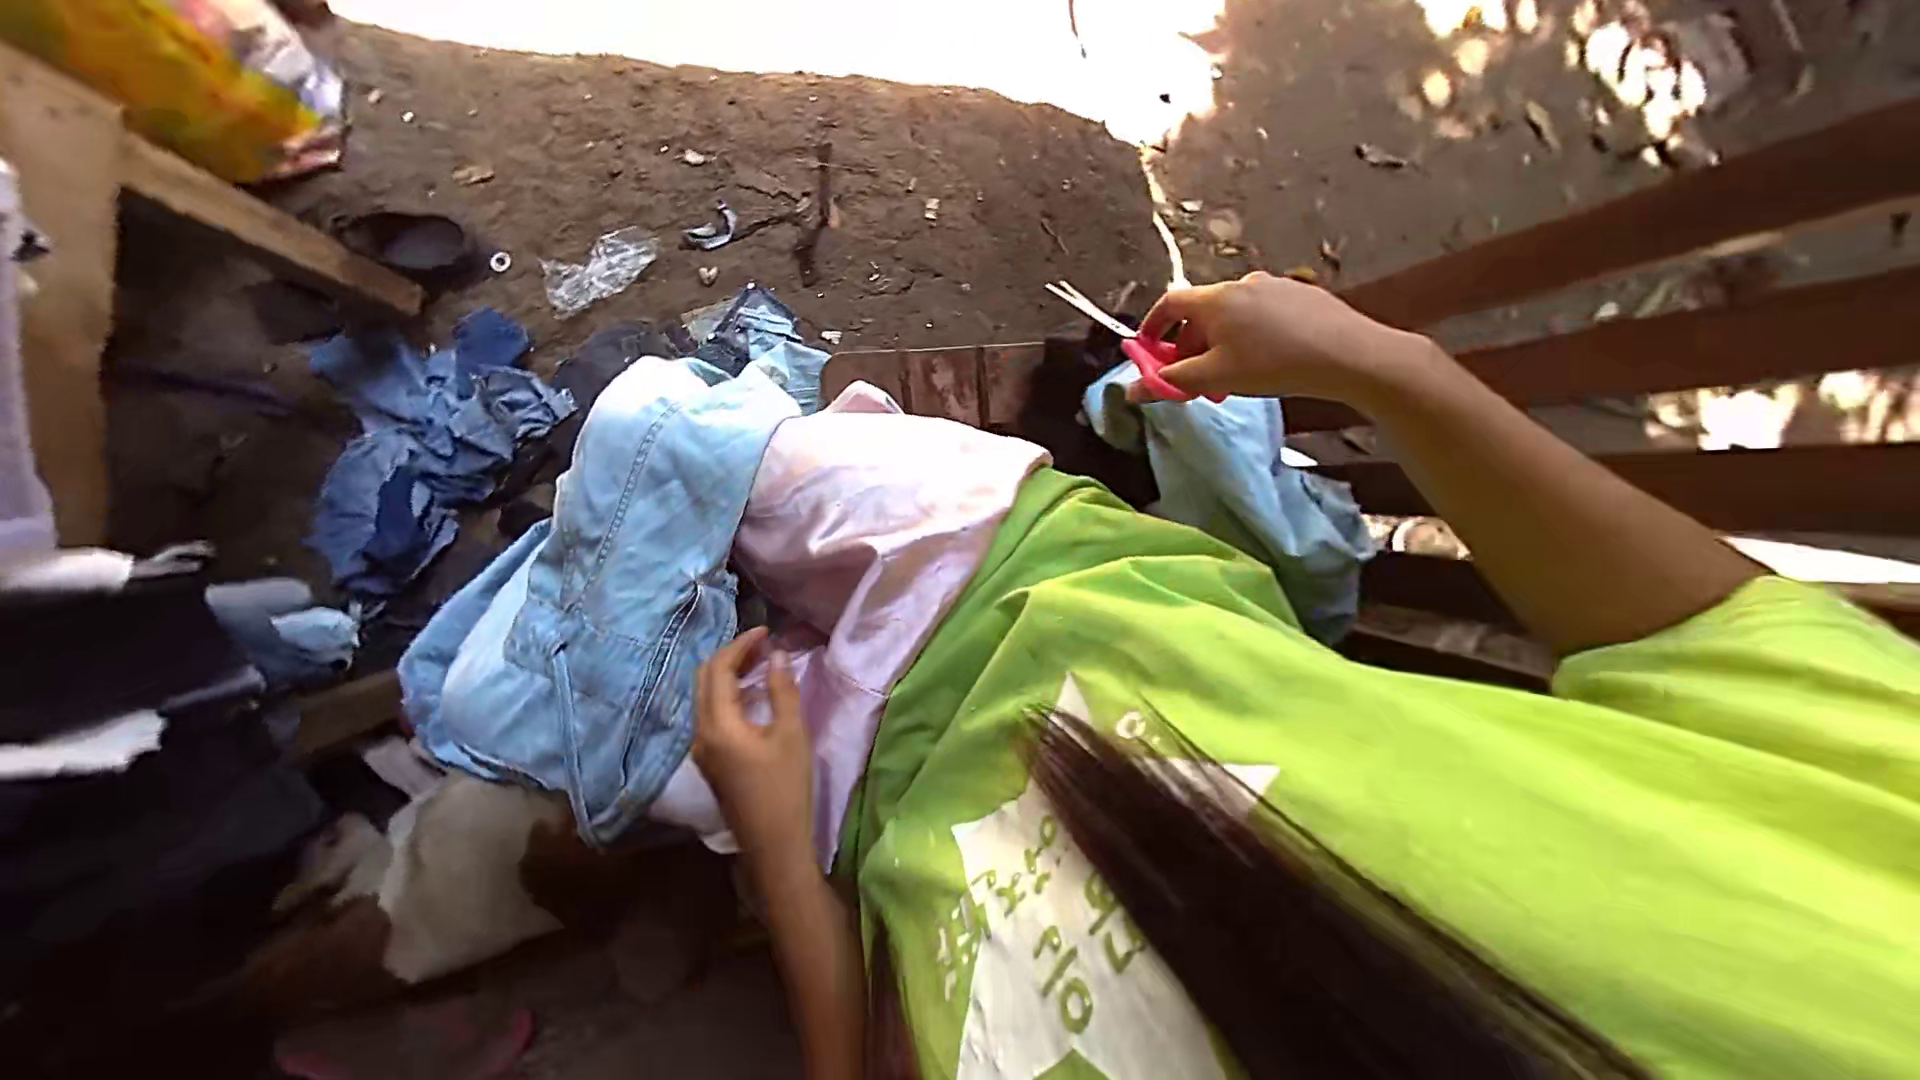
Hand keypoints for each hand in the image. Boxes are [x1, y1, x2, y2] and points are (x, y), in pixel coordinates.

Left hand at [693, 627, 814, 877]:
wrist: (772, 843)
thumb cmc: (785, 786)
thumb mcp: (791, 733)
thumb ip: (782, 690)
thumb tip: (778, 654)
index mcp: (718, 724)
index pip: (719, 669)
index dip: (740, 644)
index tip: (766, 631)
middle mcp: (700, 733)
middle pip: (704, 679)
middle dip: (731, 655)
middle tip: (762, 643)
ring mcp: (701, 749)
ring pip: (705, 697)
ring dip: (728, 674)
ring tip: (760, 662)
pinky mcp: (709, 760)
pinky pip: (711, 713)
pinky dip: (729, 694)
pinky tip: (753, 694)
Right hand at [1125, 271, 1436, 407]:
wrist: (1349, 355)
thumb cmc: (1273, 365)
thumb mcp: (1213, 378)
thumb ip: (1169, 383)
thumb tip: (1131, 391)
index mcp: (1216, 299)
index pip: (1169, 303)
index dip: (1152, 327)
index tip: (1148, 350)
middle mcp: (1242, 283)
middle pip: (1200, 310)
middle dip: (1187, 343)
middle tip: (1189, 374)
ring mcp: (1274, 286)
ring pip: (1231, 314)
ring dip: (1217, 341)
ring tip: (1227, 372)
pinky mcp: (1301, 295)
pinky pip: (1259, 313)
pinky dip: (1246, 334)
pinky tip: (1262, 360)